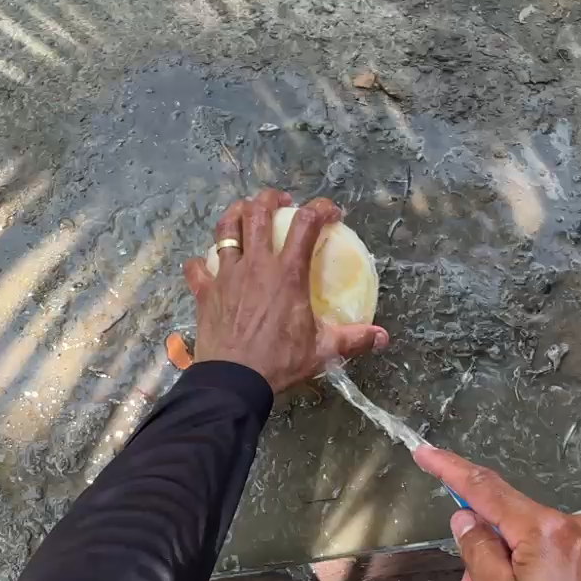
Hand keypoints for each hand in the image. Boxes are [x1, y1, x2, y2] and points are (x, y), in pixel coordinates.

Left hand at [181, 190, 387, 392]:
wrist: (233, 381)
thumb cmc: (279, 362)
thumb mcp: (322, 351)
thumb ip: (353, 339)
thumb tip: (382, 337)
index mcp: (287, 274)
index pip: (307, 224)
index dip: (321, 208)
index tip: (332, 212)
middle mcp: (256, 265)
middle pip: (259, 213)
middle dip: (270, 199)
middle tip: (281, 202)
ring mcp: (226, 275)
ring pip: (226, 230)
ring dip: (235, 215)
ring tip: (243, 213)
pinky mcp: (205, 292)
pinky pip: (197, 268)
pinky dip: (201, 263)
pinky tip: (205, 264)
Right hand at [414, 445, 580, 580]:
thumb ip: (478, 552)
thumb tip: (466, 518)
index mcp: (546, 530)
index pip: (486, 489)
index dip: (449, 469)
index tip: (423, 451)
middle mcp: (576, 524)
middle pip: (510, 519)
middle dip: (484, 549)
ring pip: (533, 539)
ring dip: (509, 565)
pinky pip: (557, 552)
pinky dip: (534, 570)